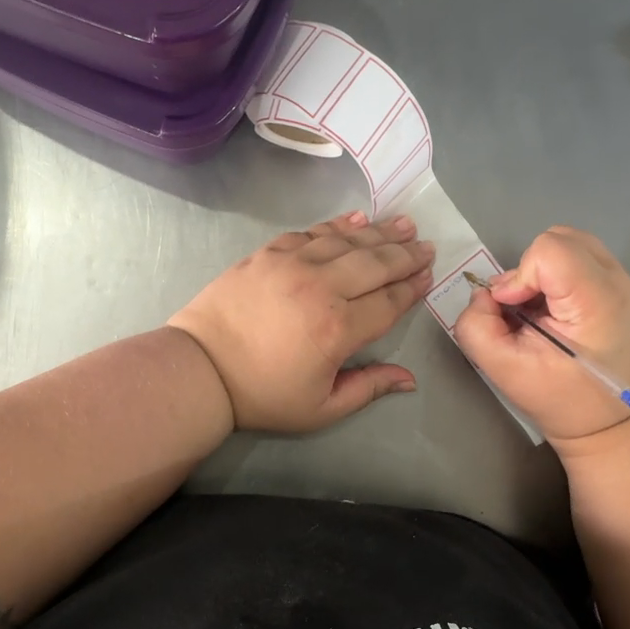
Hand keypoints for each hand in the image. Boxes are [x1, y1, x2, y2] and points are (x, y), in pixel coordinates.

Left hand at [169, 212, 434, 432]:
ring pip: (346, 241)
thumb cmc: (262, 395)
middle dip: (405, 254)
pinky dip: (336, 225)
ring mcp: (293, 264)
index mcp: (339, 329)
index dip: (412, 287)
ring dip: (379, 232)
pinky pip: (310, 232)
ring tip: (404, 225)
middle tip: (427, 245)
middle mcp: (322, 288)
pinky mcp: (268, 254)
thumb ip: (368, 388)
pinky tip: (355, 220)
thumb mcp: (320, 408)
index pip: (389, 301)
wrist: (200, 370)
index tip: (429, 275)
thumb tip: (410, 379)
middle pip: (375, 263)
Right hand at [454, 226, 629, 445]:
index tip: (515, 311)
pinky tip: (552, 306)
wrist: (602, 419)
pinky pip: (576, 255)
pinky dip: (554, 272)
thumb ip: (476, 326)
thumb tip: (486, 295)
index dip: (519, 276)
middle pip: (558, 238)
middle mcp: (616, 281)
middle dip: (528, 269)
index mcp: (596, 301)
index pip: (548, 251)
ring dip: (540, 268)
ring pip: (567, 241)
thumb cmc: (555, 397)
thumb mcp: (501, 369)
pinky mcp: (617, 283)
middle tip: (523, 309)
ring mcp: (622, 279)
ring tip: (537, 307)